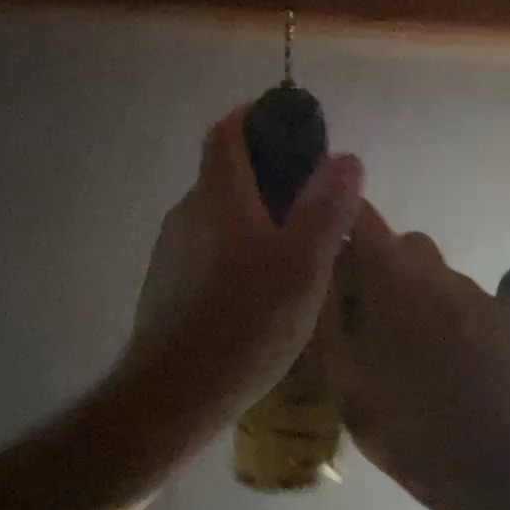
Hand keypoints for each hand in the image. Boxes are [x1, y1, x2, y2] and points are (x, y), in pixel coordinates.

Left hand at [119, 106, 364, 418]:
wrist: (175, 392)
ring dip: (249, 217)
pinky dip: (232, 251)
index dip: (254, 117)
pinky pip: (204, 251)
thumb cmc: (246, 320)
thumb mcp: (304, 264)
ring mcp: (170, 250)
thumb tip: (345, 158)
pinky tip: (256, 291)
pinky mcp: (164, 285)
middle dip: (264, 174)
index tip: (286, 125)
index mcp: (218, 194)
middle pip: (223, 174)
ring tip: (290, 251)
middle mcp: (187, 211)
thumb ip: (326, 208)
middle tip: (309, 201)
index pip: (227, 131)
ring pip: (215, 216)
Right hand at [342, 203, 509, 509]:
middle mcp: (443, 278)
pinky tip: (479, 378)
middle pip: (410, 247)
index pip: (364, 220)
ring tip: (434, 359)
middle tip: (381, 314)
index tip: (335, 238)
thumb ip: (338, 343)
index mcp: (394, 285)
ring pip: (451, 284)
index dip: (348, 222)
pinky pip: (491, 317)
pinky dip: (477, 335)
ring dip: (435, 306)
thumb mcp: (353, 395)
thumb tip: (331, 315)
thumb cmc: (419, 437)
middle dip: (392, 268)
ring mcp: (491, 301)